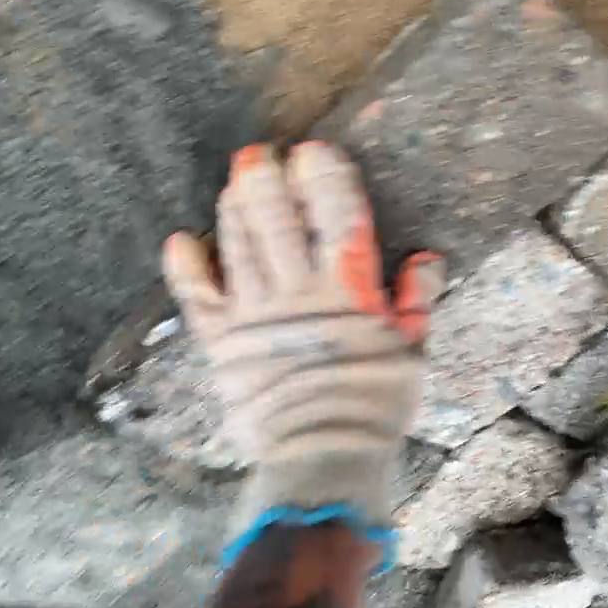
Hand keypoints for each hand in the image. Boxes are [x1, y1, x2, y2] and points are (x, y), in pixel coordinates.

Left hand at [162, 141, 442, 530]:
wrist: (323, 455)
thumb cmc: (375, 402)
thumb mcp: (412, 351)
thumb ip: (417, 302)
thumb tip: (426, 260)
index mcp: (347, 289)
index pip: (336, 218)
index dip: (325, 179)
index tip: (313, 151)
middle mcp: (297, 291)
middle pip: (277, 222)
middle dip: (267, 181)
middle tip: (260, 154)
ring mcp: (254, 315)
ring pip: (239, 247)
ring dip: (235, 209)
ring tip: (234, 181)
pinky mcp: (221, 343)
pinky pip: (198, 299)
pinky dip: (187, 269)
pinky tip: (181, 241)